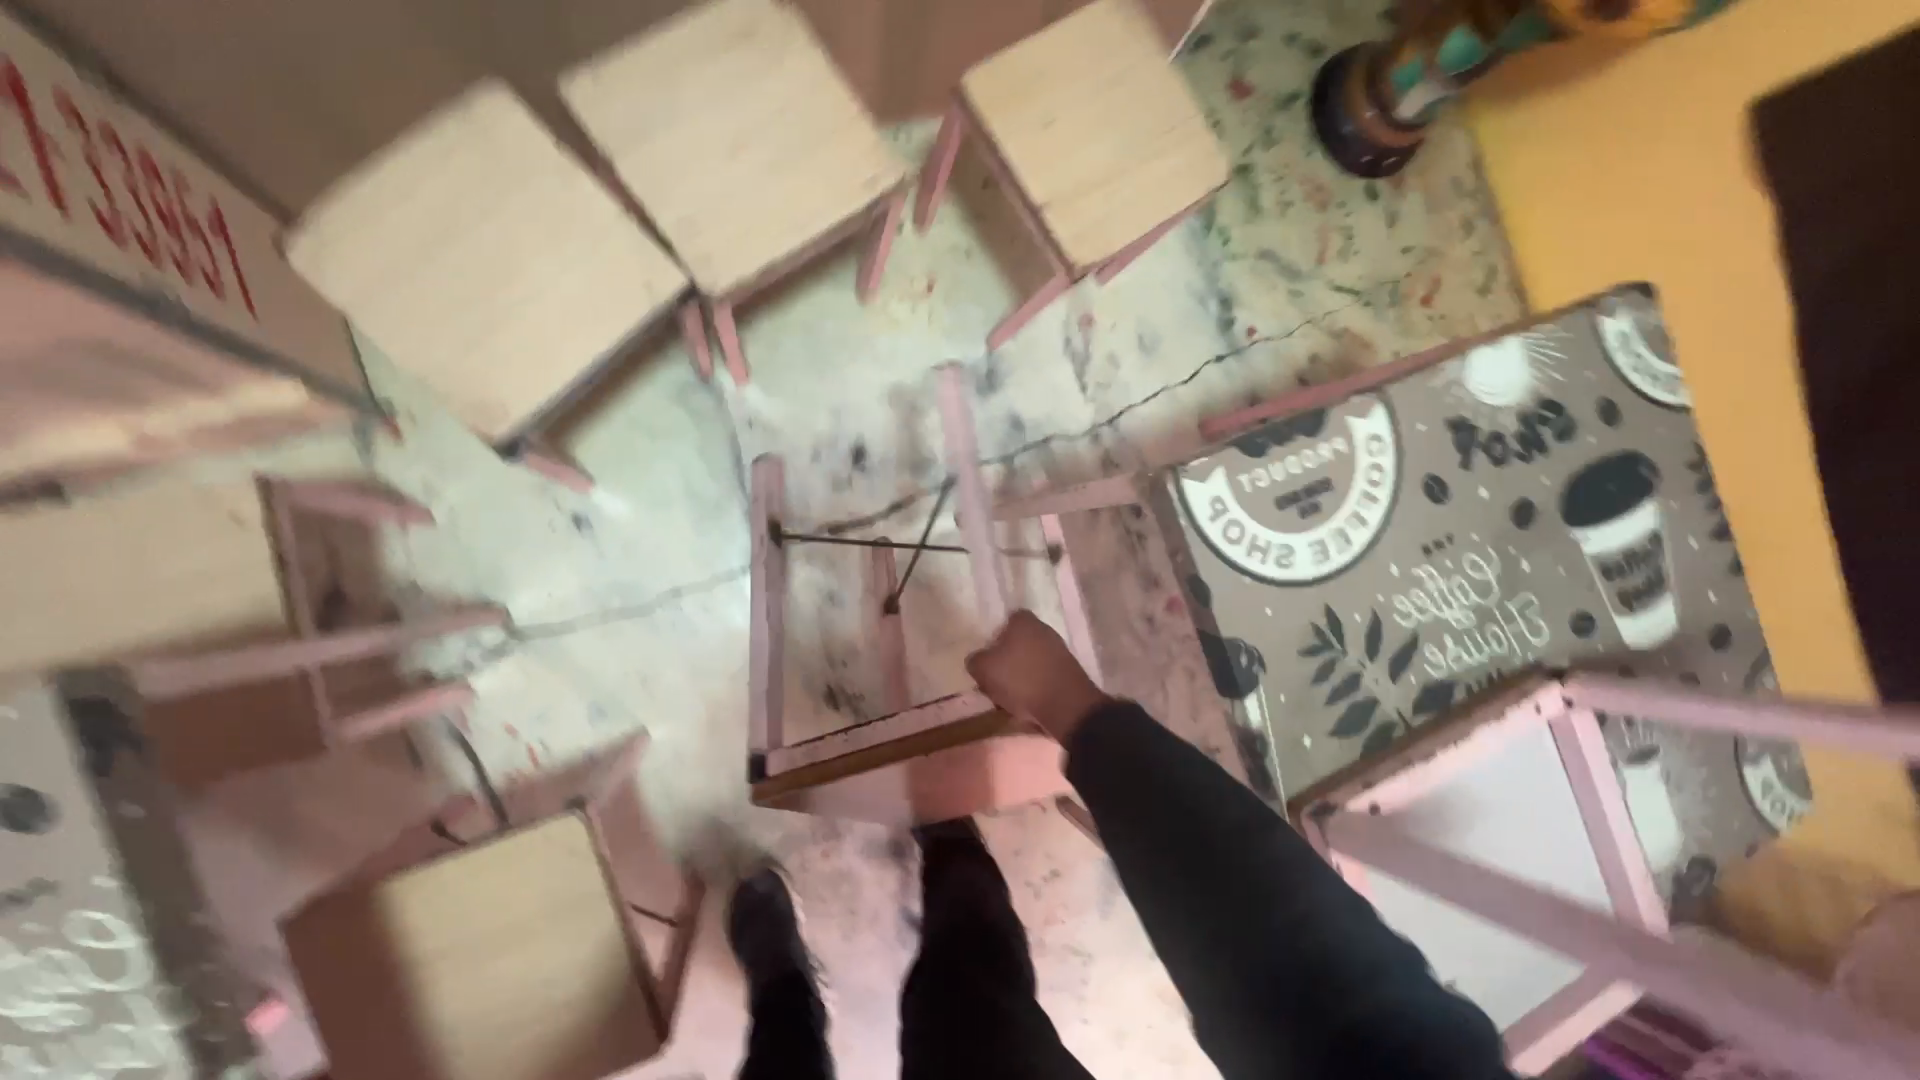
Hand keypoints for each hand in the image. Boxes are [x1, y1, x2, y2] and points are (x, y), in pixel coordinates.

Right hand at [965, 610, 1111, 743]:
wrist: (1065, 705)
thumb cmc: (1020, 679)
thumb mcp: (984, 669)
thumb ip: (975, 660)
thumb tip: (977, 660)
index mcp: (1024, 621)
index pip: (1005, 622)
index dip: (994, 640)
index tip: (987, 659)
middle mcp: (1044, 630)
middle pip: (1018, 644)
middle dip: (1006, 661)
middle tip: (994, 680)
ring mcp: (1059, 651)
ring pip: (1030, 662)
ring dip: (1020, 677)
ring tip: (1008, 698)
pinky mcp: (1068, 673)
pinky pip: (1043, 678)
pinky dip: (1035, 689)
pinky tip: (1027, 705)